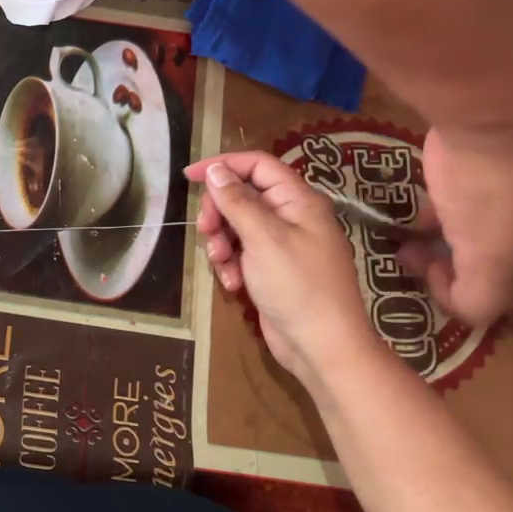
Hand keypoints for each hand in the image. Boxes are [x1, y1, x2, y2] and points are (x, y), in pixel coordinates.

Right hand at [185, 152, 375, 379]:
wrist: (322, 346)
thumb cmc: (297, 286)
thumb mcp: (263, 238)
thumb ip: (237, 201)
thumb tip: (217, 170)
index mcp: (298, 201)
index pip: (257, 165)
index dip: (223, 165)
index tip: (190, 177)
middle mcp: (291, 217)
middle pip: (242, 196)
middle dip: (219, 213)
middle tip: (206, 231)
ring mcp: (282, 245)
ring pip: (237, 227)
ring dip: (222, 243)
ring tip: (223, 265)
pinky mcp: (272, 270)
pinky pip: (241, 254)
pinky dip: (232, 265)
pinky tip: (233, 284)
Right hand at [397, 126, 512, 326]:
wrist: (504, 121)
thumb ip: (512, 201)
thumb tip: (469, 210)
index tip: (475, 234)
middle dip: (476, 267)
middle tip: (437, 242)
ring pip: (495, 299)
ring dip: (451, 276)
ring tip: (415, 248)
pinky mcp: (497, 275)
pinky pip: (471, 307)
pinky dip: (443, 293)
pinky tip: (419, 261)